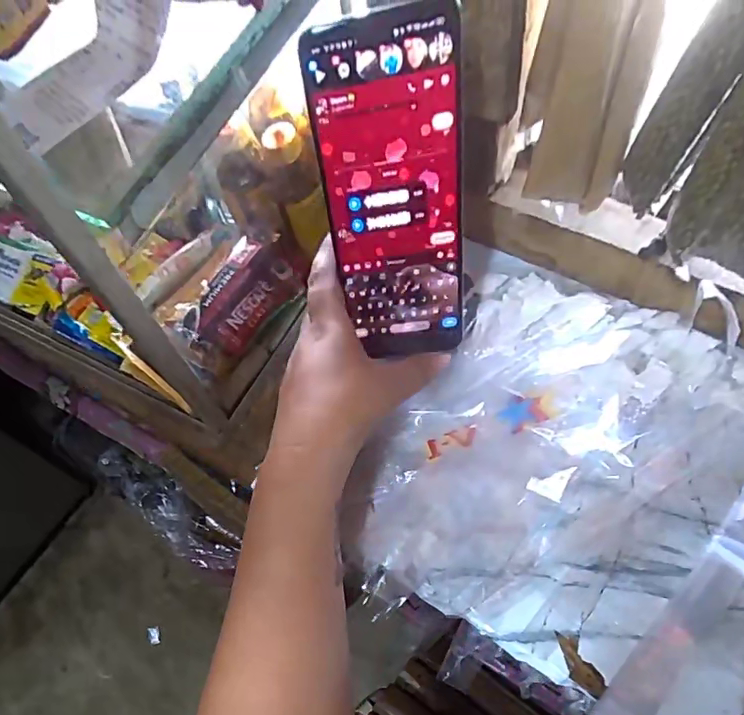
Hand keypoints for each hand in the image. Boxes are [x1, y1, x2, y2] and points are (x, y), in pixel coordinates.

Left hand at [270, 243, 448, 468]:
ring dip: (341, 325)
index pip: (323, 278)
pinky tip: (354, 364)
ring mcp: (300, 365)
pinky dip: (337, 352)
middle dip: (344, 291)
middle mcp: (308, 339)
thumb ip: (416, 369)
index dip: (329, 254)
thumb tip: (444, 355)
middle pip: (322, 305)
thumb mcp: (389, 387)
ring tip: (369, 322)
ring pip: (322, 334)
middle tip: (371, 282)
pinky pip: (321, 358)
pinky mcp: (299, 388)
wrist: (309, 451)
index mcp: (326, 326)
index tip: (338, 235)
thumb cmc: (346, 406)